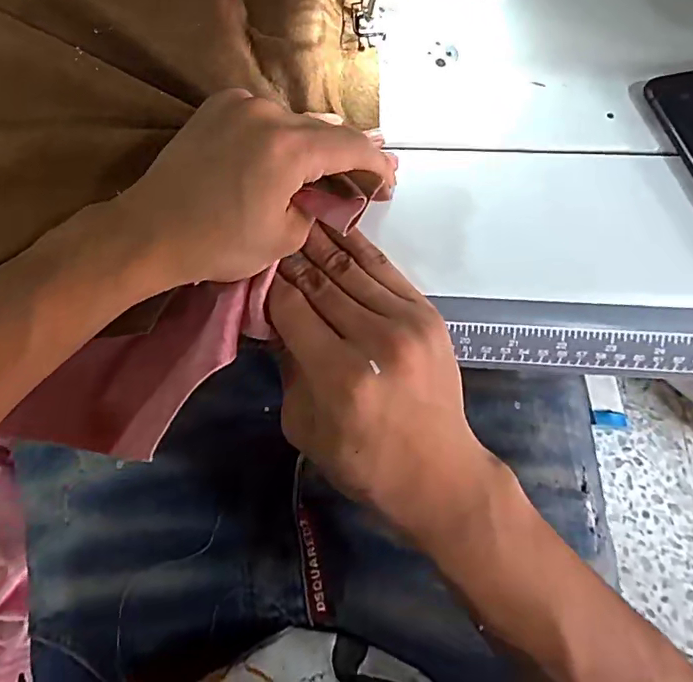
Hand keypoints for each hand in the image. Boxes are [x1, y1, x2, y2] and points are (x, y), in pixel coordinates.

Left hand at [109, 89, 394, 289]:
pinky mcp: (217, 106)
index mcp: (289, 147)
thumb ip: (316, 207)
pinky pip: (263, 115)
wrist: (149, 230)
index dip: (377, 164)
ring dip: (312, 143)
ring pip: (293, 121)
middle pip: (324, 130)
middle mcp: (268, 113)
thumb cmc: (216, 242)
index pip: (352, 146)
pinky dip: (278, 133)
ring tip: (324, 169)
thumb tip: (323, 194)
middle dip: (347, 154)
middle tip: (365, 178)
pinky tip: (281, 155)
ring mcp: (239, 104)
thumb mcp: (283, 237)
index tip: (390, 180)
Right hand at [269, 224, 501, 546]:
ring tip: (297, 219)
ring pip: (350, 269)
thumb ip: (286, 364)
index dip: (268, 284)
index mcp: (339, 376)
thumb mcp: (303, 424)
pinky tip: (335, 228)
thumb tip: (269, 314)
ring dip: (320, 242)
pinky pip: (383, 269)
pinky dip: (356, 247)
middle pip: (319, 282)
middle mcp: (375, 341)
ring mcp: (407, 323)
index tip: (253, 269)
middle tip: (270, 236)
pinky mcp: (427, 314)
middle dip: (290, 258)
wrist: (439, 474)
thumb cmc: (362, 460)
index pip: (291, 307)